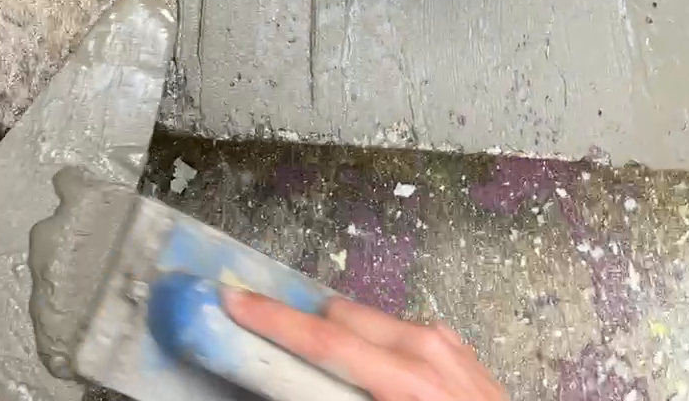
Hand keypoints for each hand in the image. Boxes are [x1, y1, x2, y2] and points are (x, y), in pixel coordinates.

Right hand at [222, 288, 506, 400]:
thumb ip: (334, 397)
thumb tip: (296, 384)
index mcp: (409, 379)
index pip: (326, 341)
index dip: (274, 320)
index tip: (233, 298)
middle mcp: (425, 346)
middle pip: (340, 314)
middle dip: (306, 328)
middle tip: (278, 348)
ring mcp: (444, 340)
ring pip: (365, 317)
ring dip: (339, 337)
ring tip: (331, 372)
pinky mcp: (454, 343)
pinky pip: (394, 328)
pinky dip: (371, 343)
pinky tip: (373, 375)